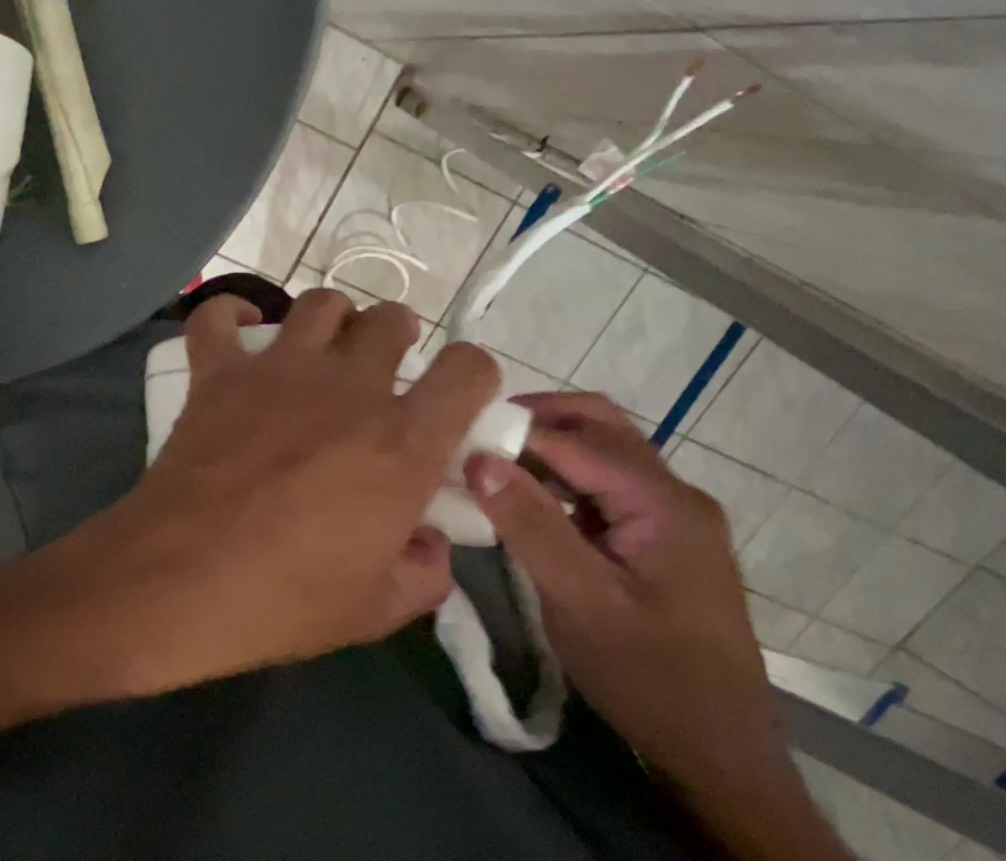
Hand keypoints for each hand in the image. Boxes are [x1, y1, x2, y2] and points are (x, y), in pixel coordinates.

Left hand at [48, 290, 500, 696]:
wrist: (180, 579)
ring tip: (327, 347)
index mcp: (402, 443)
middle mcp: (347, 390)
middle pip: (390, 322)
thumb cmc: (284, 600)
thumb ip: (426, 569)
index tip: (454, 400)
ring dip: (334, 319)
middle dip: (398, 339)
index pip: (467, 370)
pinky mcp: (216, 374)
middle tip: (383, 372)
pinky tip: (241, 329)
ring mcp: (276, 372)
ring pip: (321, 305)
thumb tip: (430, 540)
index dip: (472, 377)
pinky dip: (230, 314)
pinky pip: (218, 317)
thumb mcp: (380, 608)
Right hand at [466, 393, 848, 860]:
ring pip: (600, 455)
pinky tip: (519, 499)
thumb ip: (529, 524)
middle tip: (471, 433)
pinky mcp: (656, 540)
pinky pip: (601, 488)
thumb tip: (477, 458)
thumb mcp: (578, 599)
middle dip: (535, 420)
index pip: (576, 440)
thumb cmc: (647, 674)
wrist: (715, 748)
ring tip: (483, 462)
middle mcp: (673, 496)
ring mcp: (668, 518)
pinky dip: (557, 479)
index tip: (451, 434)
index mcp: (662, 503)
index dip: (513, 431)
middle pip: (599, 428)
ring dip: (544, 448)